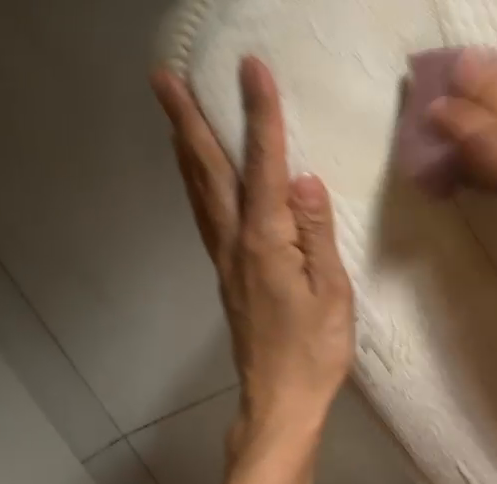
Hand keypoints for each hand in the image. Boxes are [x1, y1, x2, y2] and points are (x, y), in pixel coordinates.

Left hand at [153, 58, 353, 457]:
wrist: (280, 400)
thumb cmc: (315, 353)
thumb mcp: (333, 295)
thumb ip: (317, 236)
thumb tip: (303, 181)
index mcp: (266, 243)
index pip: (264, 167)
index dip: (260, 116)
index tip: (252, 68)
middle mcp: (236, 243)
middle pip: (207, 171)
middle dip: (187, 120)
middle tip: (163, 76)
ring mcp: (226, 262)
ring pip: (199, 193)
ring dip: (185, 148)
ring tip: (173, 114)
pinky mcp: (228, 278)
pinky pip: (206, 216)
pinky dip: (196, 185)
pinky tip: (199, 181)